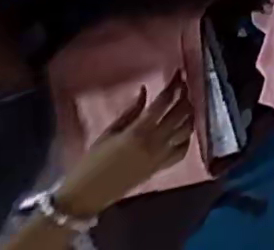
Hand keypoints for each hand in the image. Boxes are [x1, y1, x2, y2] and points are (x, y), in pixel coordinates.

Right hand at [55, 75, 193, 217]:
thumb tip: (145, 90)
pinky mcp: (160, 168)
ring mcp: (160, 155)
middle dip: (185, 95)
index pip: (164, 101)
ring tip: (186, 105)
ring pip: (186, 129)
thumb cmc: (90, 164)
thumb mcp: (107, 134)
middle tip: (183, 87)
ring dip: (190, 114)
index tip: (178, 74)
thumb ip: (130, 111)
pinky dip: (187, 138)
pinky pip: (182, 150)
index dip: (174, 85)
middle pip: (180, 112)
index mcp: (138, 131)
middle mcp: (154, 141)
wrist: (83, 198)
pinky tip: (183, 130)